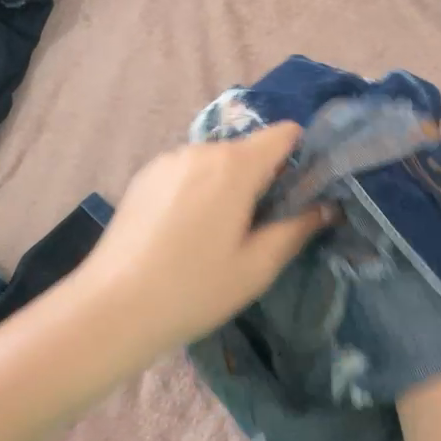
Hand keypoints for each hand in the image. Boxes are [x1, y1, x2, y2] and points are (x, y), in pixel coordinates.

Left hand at [72, 123, 330, 354]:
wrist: (112, 307)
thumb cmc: (194, 289)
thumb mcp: (257, 267)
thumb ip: (298, 229)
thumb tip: (327, 206)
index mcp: (236, 164)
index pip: (284, 133)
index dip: (301, 156)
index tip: (301, 193)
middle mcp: (202, 149)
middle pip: (248, 150)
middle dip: (262, 178)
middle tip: (258, 227)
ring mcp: (169, 159)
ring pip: (216, 161)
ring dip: (227, 185)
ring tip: (216, 235)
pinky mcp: (145, 175)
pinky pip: (186, 171)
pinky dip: (197, 190)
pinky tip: (183, 232)